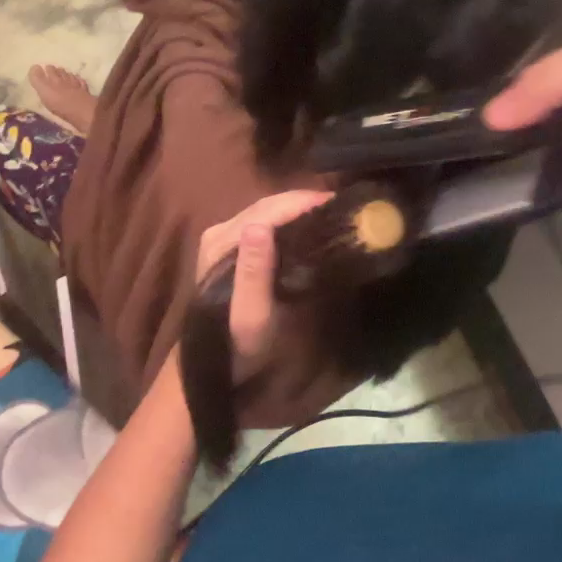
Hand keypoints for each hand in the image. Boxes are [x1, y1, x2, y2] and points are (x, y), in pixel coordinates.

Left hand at [196, 190, 333, 376]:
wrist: (218, 360)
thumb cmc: (241, 343)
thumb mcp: (251, 315)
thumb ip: (253, 272)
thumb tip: (260, 227)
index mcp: (222, 244)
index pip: (267, 210)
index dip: (303, 202)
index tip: (339, 203)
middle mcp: (218, 232)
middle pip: (266, 205)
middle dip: (303, 202)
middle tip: (342, 208)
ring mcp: (220, 235)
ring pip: (265, 210)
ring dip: (296, 208)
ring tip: (330, 214)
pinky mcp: (226, 243)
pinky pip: (261, 220)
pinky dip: (286, 218)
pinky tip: (306, 224)